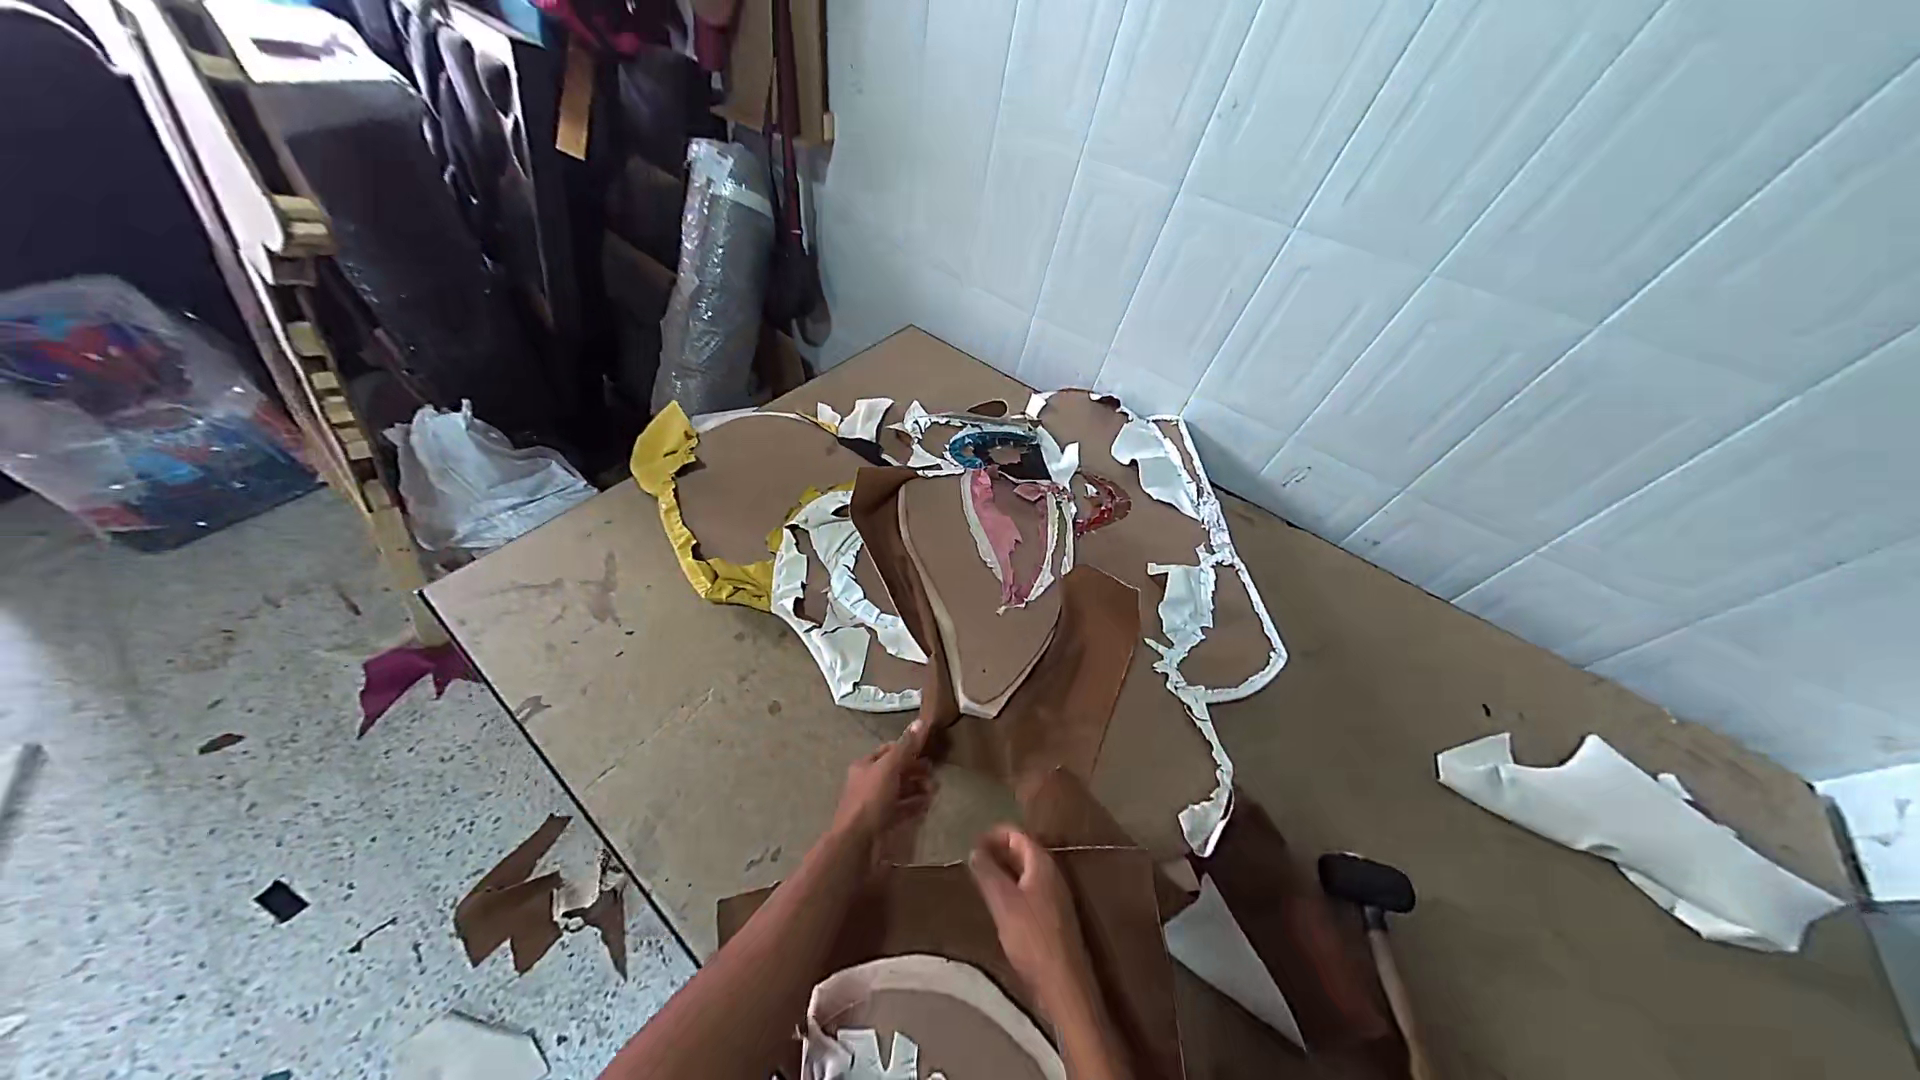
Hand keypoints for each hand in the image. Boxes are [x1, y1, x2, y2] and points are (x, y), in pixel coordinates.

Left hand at [831, 717, 935, 852]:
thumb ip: (906, 746)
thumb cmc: (871, 799)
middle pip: (895, 770)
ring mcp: (874, 804)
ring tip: (934, 789)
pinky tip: (927, 805)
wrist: (857, 842)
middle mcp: (868, 782)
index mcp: (865, 765)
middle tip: (934, 772)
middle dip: (915, 770)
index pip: (888, 750)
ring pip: (899, 790)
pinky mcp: (881, 822)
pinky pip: (901, 809)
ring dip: (917, 788)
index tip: (926, 750)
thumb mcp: (890, 767)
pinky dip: (914, 805)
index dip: (907, 748)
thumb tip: (920, 722)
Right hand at [968, 825, 1096, 1011]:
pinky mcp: (1054, 917)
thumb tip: (975, 850)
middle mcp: (1053, 875)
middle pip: (1024, 852)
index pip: (1018, 835)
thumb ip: (987, 873)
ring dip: (1005, 871)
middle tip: (974, 859)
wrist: (1063, 983)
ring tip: (981, 879)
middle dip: (999, 851)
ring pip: (1027, 873)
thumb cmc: (1031, 937)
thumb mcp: (1003, 902)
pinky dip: (1013, 888)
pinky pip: (1030, 891)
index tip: (973, 842)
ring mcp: (1056, 896)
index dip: (995, 834)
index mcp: (1042, 864)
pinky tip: (999, 904)